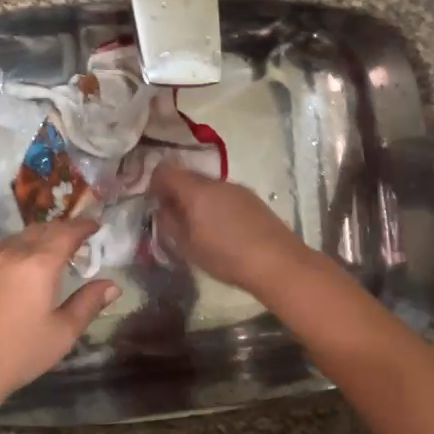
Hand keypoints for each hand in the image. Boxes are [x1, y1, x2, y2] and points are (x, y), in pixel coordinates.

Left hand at [0, 220, 118, 416]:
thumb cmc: (19, 354)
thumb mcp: (62, 333)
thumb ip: (87, 304)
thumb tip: (112, 285)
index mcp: (38, 265)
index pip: (65, 233)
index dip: (82, 226)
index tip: (95, 225)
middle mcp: (10, 254)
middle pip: (39, 230)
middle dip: (60, 229)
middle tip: (76, 236)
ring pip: (16, 238)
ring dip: (36, 237)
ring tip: (49, 249)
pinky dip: (15, 250)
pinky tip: (18, 267)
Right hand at [148, 164, 315, 293]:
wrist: (278, 263)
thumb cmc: (226, 256)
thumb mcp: (187, 246)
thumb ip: (169, 224)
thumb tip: (162, 209)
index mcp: (195, 190)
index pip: (165, 170)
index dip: (155, 184)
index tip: (155, 205)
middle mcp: (216, 182)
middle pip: (188, 177)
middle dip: (177, 194)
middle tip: (175, 221)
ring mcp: (237, 189)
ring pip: (208, 187)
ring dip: (198, 202)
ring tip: (201, 229)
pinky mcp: (253, 200)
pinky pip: (225, 196)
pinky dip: (216, 207)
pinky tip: (224, 232)